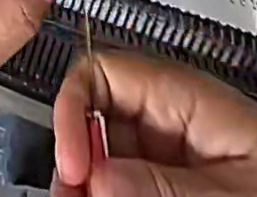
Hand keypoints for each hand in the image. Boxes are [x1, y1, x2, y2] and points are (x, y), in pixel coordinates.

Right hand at [52, 52, 256, 196]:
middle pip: (97, 125)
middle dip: (77, 168)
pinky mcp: (184, 189)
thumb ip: (168, 188)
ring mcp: (177, 159)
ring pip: (111, 164)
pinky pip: (136, 187)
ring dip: (95, 190)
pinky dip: (117, 196)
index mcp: (186, 97)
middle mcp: (173, 120)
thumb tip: (97, 176)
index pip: (102, 72)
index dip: (74, 110)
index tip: (70, 167)